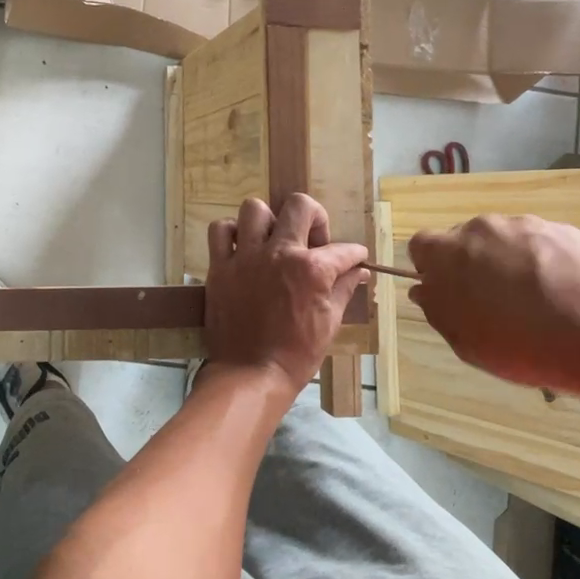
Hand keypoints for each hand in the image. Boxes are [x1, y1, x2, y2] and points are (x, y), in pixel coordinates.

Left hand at [204, 194, 368, 398]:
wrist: (251, 373)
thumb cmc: (296, 354)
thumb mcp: (330, 322)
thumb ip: (344, 289)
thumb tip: (359, 271)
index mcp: (311, 268)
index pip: (342, 249)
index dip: (353, 253)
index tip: (353, 257)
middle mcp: (278, 253)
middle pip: (299, 206)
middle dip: (314, 216)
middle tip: (312, 240)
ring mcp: (245, 257)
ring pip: (254, 209)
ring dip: (267, 221)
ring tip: (272, 240)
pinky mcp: (219, 266)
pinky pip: (219, 231)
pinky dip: (230, 233)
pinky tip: (241, 247)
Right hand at [407, 214, 579, 396]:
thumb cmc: (521, 343)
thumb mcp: (466, 341)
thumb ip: (438, 309)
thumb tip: (426, 290)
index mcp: (446, 252)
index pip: (421, 246)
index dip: (432, 268)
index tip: (449, 292)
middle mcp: (480, 227)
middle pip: (465, 240)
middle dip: (473, 263)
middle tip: (494, 300)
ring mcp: (524, 225)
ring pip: (504, 240)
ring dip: (509, 261)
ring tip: (536, 299)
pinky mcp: (562, 229)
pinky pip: (541, 243)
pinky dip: (544, 262)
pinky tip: (563, 292)